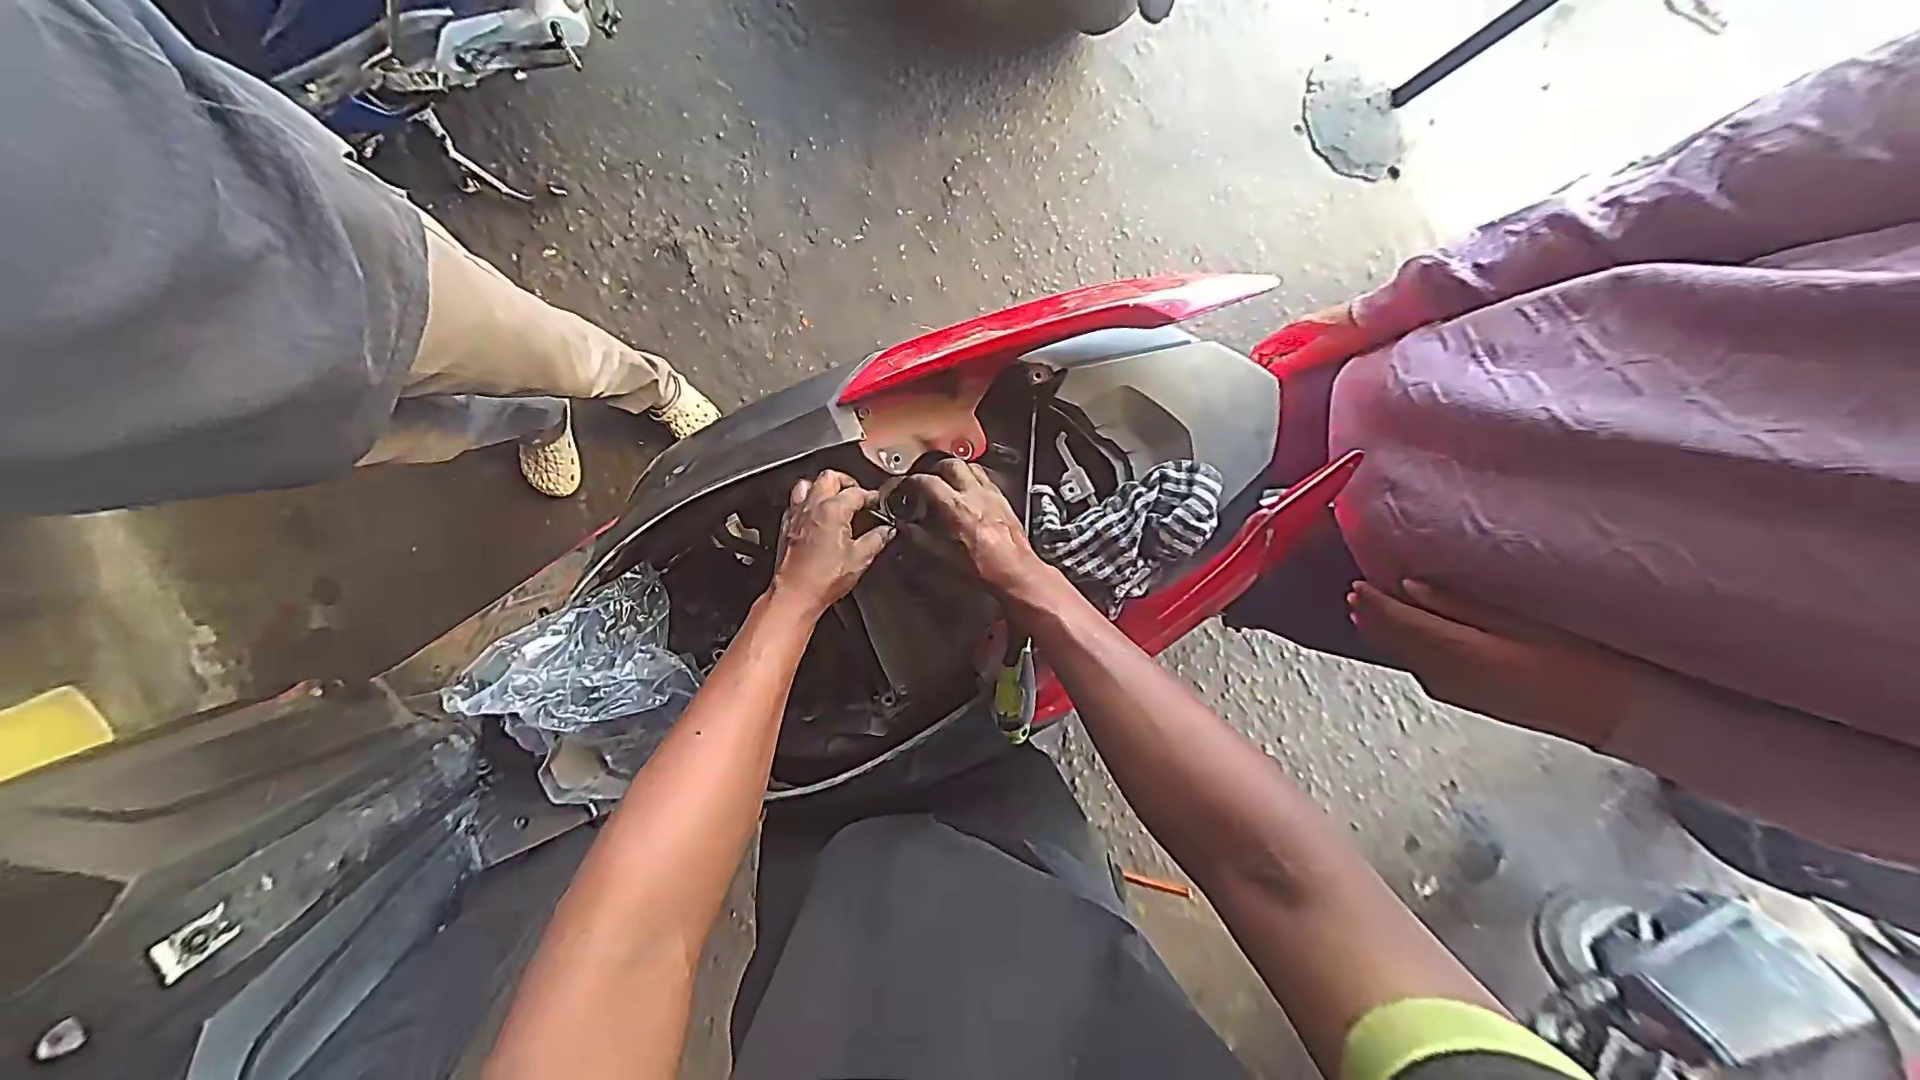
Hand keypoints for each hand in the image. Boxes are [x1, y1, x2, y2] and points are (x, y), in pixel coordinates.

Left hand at [769, 471, 892, 615]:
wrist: (795, 595)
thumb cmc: (822, 579)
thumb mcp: (860, 558)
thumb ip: (877, 539)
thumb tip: (886, 531)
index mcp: (833, 509)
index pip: (857, 492)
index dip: (872, 496)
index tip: (878, 503)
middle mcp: (812, 506)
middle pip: (830, 477)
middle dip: (847, 482)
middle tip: (858, 494)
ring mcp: (796, 514)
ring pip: (808, 484)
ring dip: (824, 488)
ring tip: (836, 499)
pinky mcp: (786, 525)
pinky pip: (796, 502)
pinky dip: (807, 502)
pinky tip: (816, 515)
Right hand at [901, 458, 1053, 599]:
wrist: (1014, 572)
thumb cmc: (984, 569)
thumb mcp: (942, 557)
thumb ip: (920, 538)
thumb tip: (907, 528)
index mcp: (956, 507)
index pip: (927, 481)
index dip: (911, 481)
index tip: (906, 486)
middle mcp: (975, 495)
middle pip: (950, 464)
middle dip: (934, 468)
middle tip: (926, 478)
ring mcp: (991, 495)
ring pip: (970, 467)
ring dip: (955, 470)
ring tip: (947, 481)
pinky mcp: (1003, 500)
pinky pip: (986, 478)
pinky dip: (973, 478)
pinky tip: (969, 491)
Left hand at [1349, 579, 1635, 749]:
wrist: (1625, 716)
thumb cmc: (1589, 662)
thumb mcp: (1526, 622)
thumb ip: (1462, 604)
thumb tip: (1412, 586)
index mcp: (1461, 653)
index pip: (1402, 623)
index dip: (1377, 603)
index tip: (1358, 584)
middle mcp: (1447, 676)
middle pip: (1397, 640)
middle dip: (1373, 616)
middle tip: (1355, 593)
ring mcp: (1454, 691)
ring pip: (1404, 654)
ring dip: (1384, 631)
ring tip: (1366, 610)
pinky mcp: (1464, 697)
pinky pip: (1419, 666)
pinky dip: (1403, 646)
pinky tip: (1401, 636)